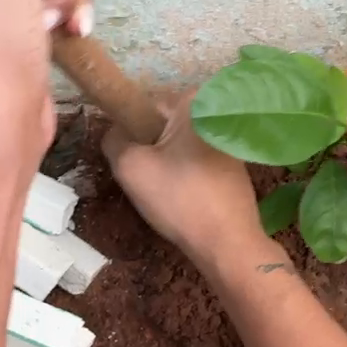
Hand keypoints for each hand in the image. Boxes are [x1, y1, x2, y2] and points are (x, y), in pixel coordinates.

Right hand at [102, 91, 281, 275]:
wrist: (226, 244)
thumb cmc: (179, 199)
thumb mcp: (130, 166)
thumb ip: (113, 140)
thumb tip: (116, 133)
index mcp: (193, 103)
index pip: (143, 106)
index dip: (128, 133)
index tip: (128, 161)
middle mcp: (215, 115)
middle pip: (160, 128)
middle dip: (147, 152)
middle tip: (143, 181)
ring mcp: (227, 142)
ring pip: (176, 150)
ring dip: (164, 169)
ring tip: (163, 195)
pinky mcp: (232, 167)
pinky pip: (194, 166)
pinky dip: (183, 180)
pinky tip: (182, 202)